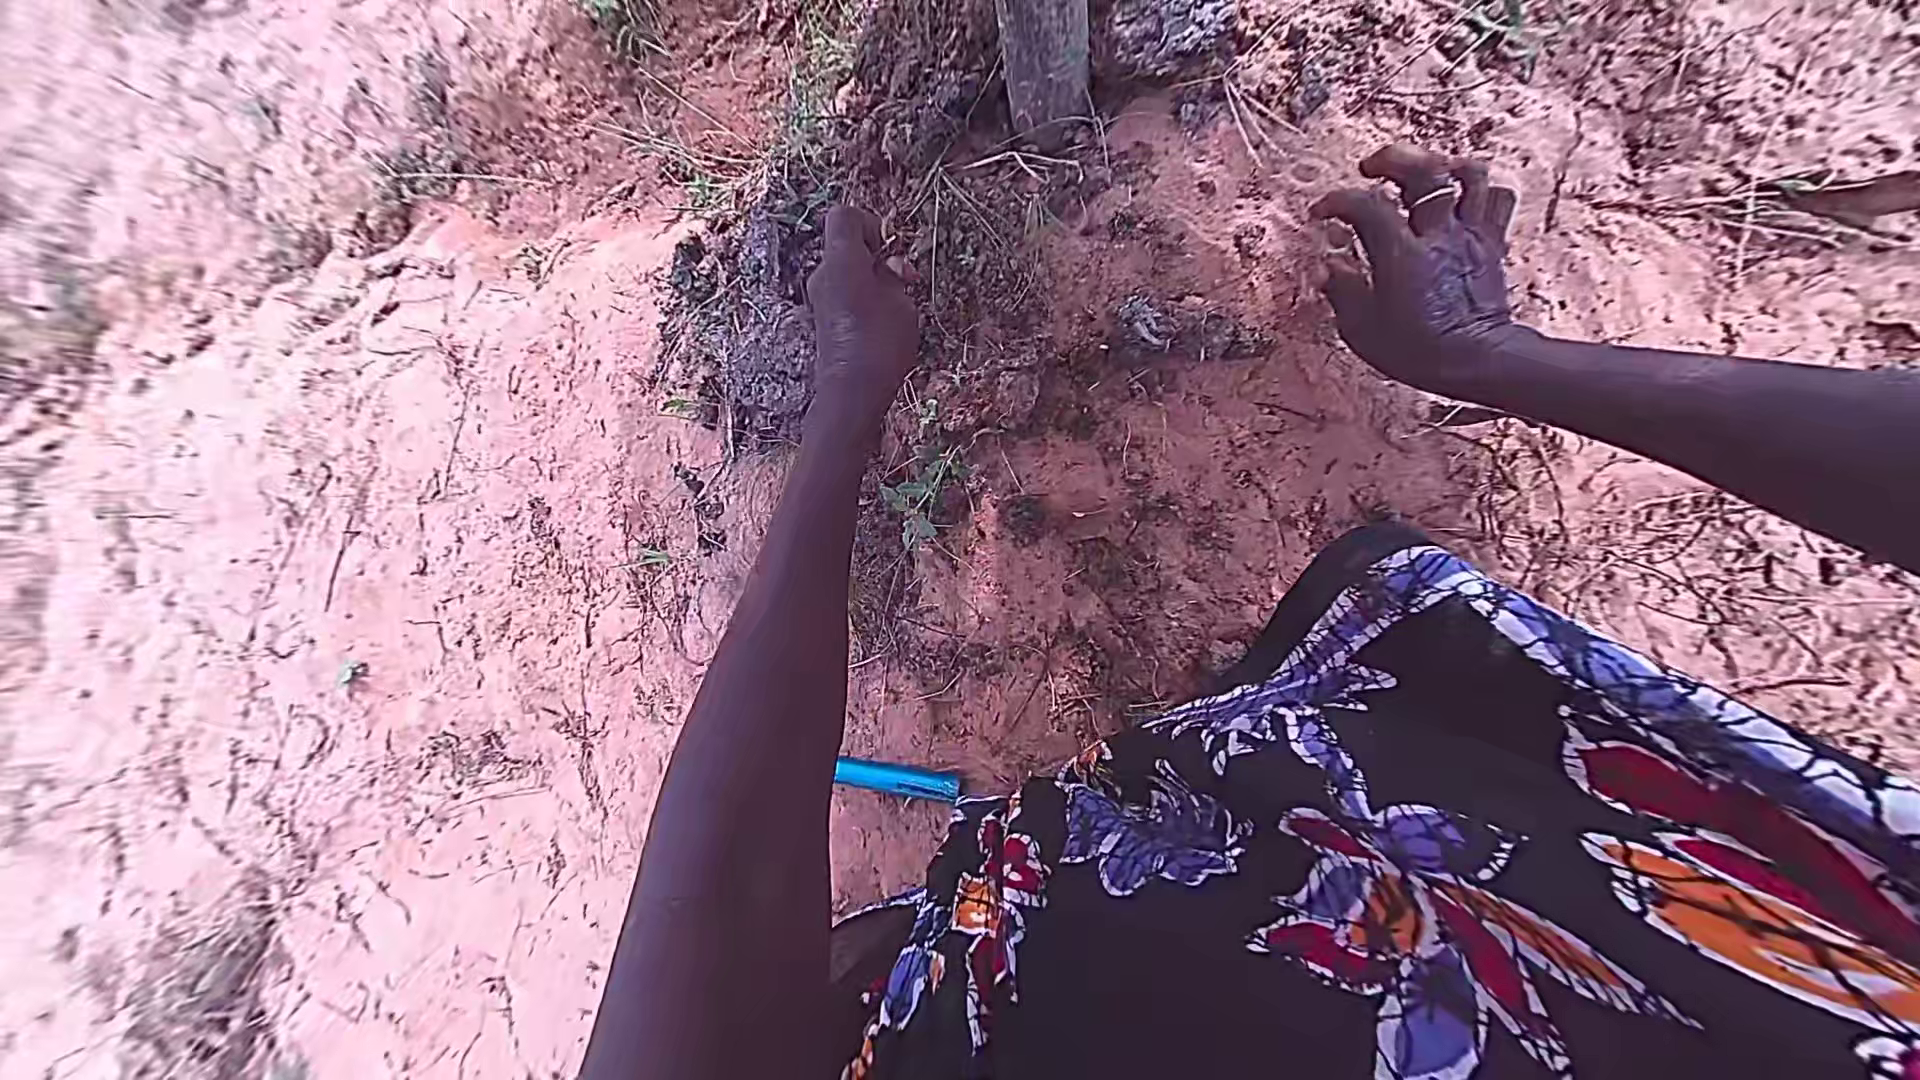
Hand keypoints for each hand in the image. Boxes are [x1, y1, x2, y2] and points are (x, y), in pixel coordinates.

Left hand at [805, 206, 918, 432]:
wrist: (852, 393)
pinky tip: (882, 328)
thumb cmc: (880, 343)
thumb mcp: (901, 304)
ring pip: (847, 276)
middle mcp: (822, 275)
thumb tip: (888, 268)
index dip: (871, 224)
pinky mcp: (823, 324)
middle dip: (876, 259)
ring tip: (896, 310)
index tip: (890, 249)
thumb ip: (894, 278)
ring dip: (872, 284)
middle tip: (902, 282)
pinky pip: (844, 300)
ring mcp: (819, 301)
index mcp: (840, 260)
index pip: (845, 215)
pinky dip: (862, 304)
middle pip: (846, 248)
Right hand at [1310, 145, 1528, 395]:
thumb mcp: (1360, 328)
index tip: (1321, 210)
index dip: (1338, 201)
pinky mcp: (1492, 243)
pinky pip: (1495, 197)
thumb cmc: (1413, 351)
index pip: (1367, 208)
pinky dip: (1478, 188)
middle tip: (1370, 166)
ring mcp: (1471, 235)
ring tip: (1420, 173)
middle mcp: (1439, 237)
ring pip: (1470, 174)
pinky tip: (1459, 198)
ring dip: (1441, 165)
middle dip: (1394, 159)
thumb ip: (1343, 291)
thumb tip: (1327, 267)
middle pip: (1425, 172)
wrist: (1474, 360)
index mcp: (1401, 257)